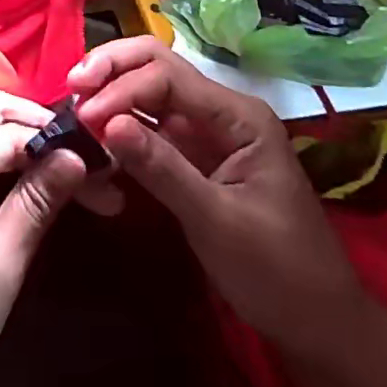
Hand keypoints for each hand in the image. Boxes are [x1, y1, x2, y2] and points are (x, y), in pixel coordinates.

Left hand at [0, 92, 87, 386]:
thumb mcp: (1, 258)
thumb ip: (38, 200)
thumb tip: (79, 157)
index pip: (10, 136)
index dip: (60, 146)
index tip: (106, 165)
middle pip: (0, 117)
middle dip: (49, 134)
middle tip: (96, 164)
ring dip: (40, 148)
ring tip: (88, 176)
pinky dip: (23, 164)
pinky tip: (55, 179)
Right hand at [68, 37, 365, 349]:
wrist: (315, 320)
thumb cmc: (278, 270)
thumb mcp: (218, 221)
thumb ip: (163, 170)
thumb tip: (106, 123)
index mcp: (238, 115)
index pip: (168, 77)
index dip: (122, 88)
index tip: (85, 117)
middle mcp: (218, 111)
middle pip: (156, 66)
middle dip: (112, 69)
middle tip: (71, 88)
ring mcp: (202, 131)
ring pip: (146, 91)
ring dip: (110, 94)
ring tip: (73, 111)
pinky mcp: (188, 154)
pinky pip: (146, 126)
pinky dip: (117, 125)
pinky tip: (92, 136)